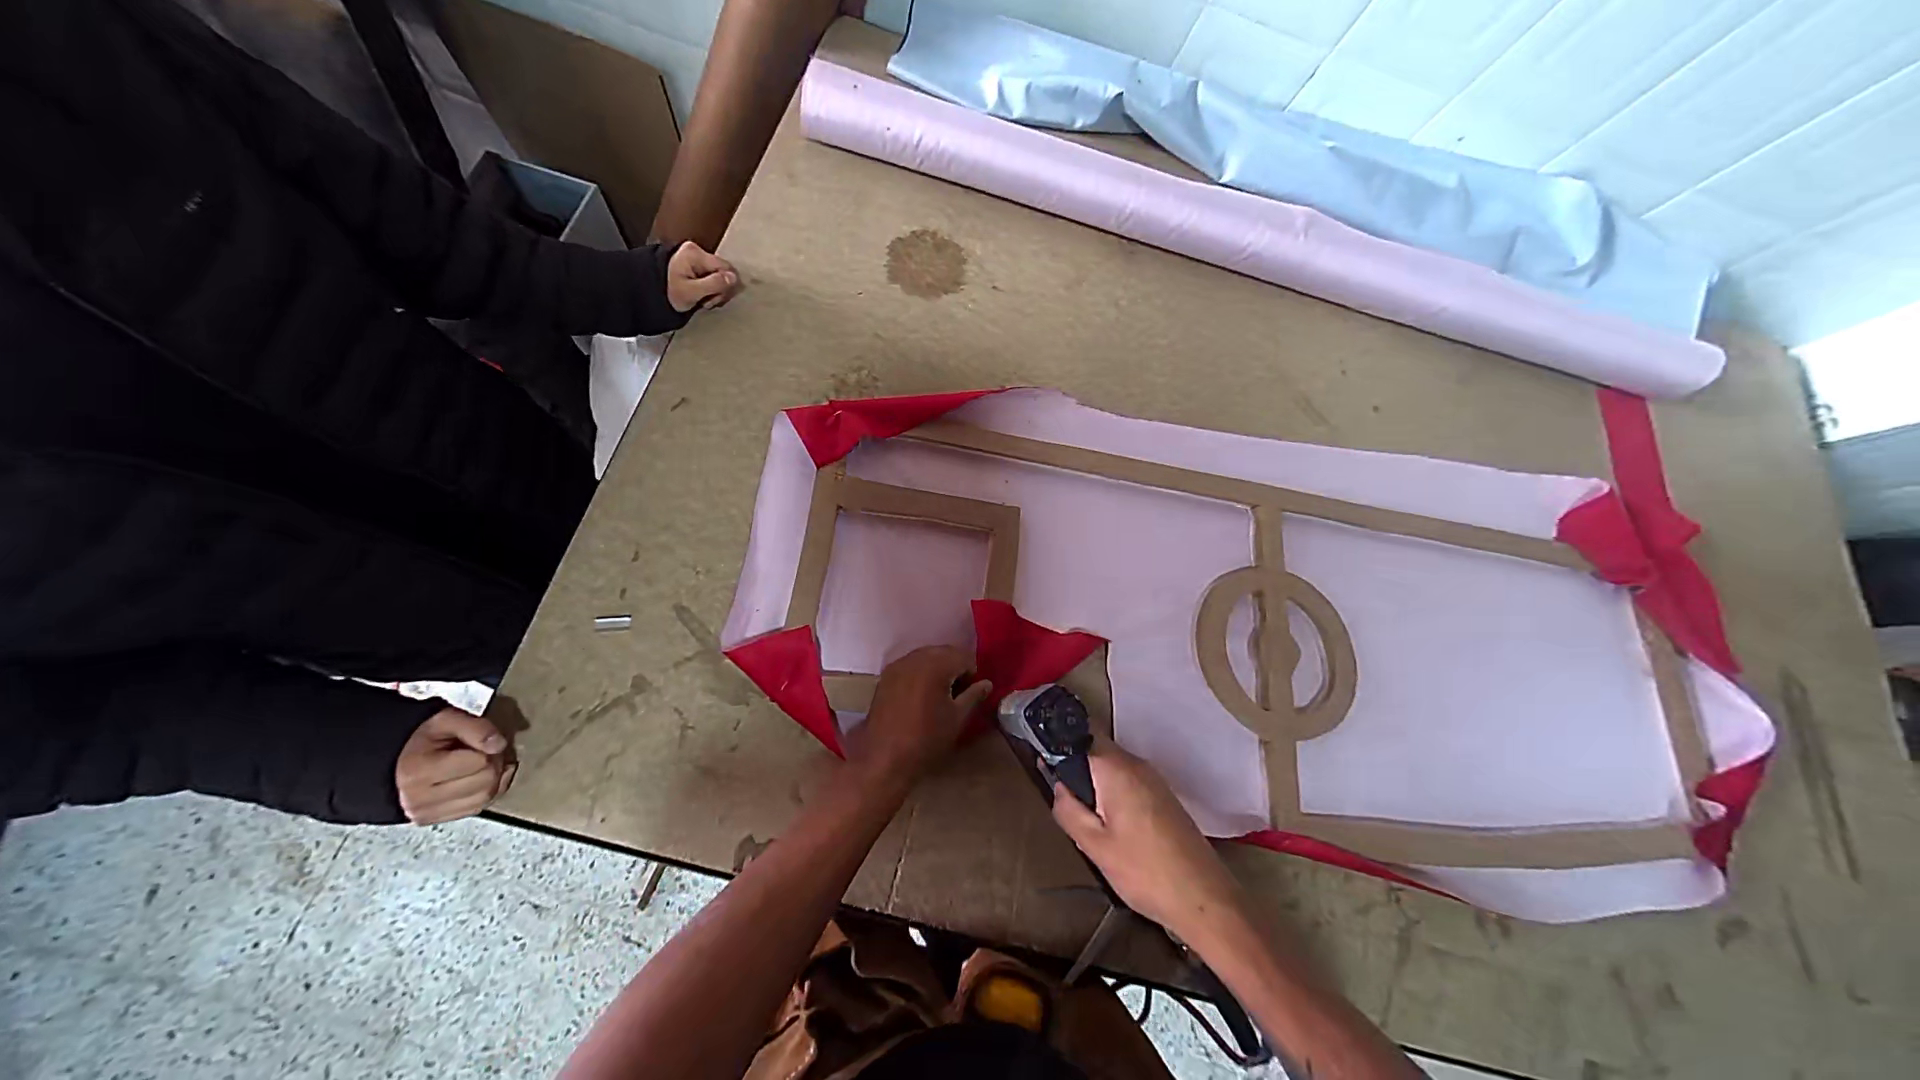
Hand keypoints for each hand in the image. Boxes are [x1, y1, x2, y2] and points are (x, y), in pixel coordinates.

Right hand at [395, 706, 517, 824]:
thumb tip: (499, 746)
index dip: (490, 748)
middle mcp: (419, 799)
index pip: (480, 762)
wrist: (396, 761)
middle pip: (486, 782)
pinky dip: (488, 792)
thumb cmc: (424, 738)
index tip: (481, 741)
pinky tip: (481, 778)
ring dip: (495, 779)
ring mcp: (426, 814)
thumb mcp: (448, 719)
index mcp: (419, 771)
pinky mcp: (435, 820)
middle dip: (495, 763)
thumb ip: (477, 728)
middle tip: (485, 752)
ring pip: (486, 798)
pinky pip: (478, 808)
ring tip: (483, 764)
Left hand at [666, 241, 741, 312]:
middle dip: (720, 290)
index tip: (715, 299)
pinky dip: (712, 289)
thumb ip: (714, 284)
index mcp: (694, 254)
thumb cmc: (669, 293)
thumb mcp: (692, 292)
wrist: (652, 294)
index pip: (726, 268)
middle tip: (707, 301)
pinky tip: (703, 295)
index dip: (726, 285)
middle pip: (725, 272)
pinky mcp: (698, 264)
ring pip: (721, 276)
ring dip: (716, 292)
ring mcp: (698, 257)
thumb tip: (734, 278)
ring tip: (703, 300)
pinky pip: (714, 277)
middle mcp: (697, 250)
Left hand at [845, 646, 991, 787]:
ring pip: (925, 657)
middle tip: (958, 692)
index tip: (972, 692)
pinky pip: (910, 666)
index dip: (972, 673)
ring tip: (940, 694)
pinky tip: (921, 695)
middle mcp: (915, 658)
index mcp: (936, 664)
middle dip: (954, 667)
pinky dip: (920, 674)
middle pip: (943, 652)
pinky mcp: (885, 677)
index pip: (963, 656)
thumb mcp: (957, 718)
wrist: (884, 758)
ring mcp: (897, 666)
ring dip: (937, 669)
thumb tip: (986, 683)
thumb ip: (974, 695)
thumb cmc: (927, 739)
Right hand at [1050, 737, 1242, 940]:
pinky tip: (1113, 830)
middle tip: (1063, 801)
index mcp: (1117, 769)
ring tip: (1088, 822)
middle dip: (1077, 770)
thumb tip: (1058, 788)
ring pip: (1113, 770)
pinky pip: (1129, 784)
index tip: (1042, 759)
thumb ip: (1068, 810)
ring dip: (1096, 786)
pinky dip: (1114, 796)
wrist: (1204, 899)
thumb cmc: (1145, 872)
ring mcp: (1155, 781)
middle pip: (1097, 751)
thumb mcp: (1094, 845)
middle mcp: (1138, 766)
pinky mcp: (1164, 798)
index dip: (1059, 741)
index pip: (1082, 733)